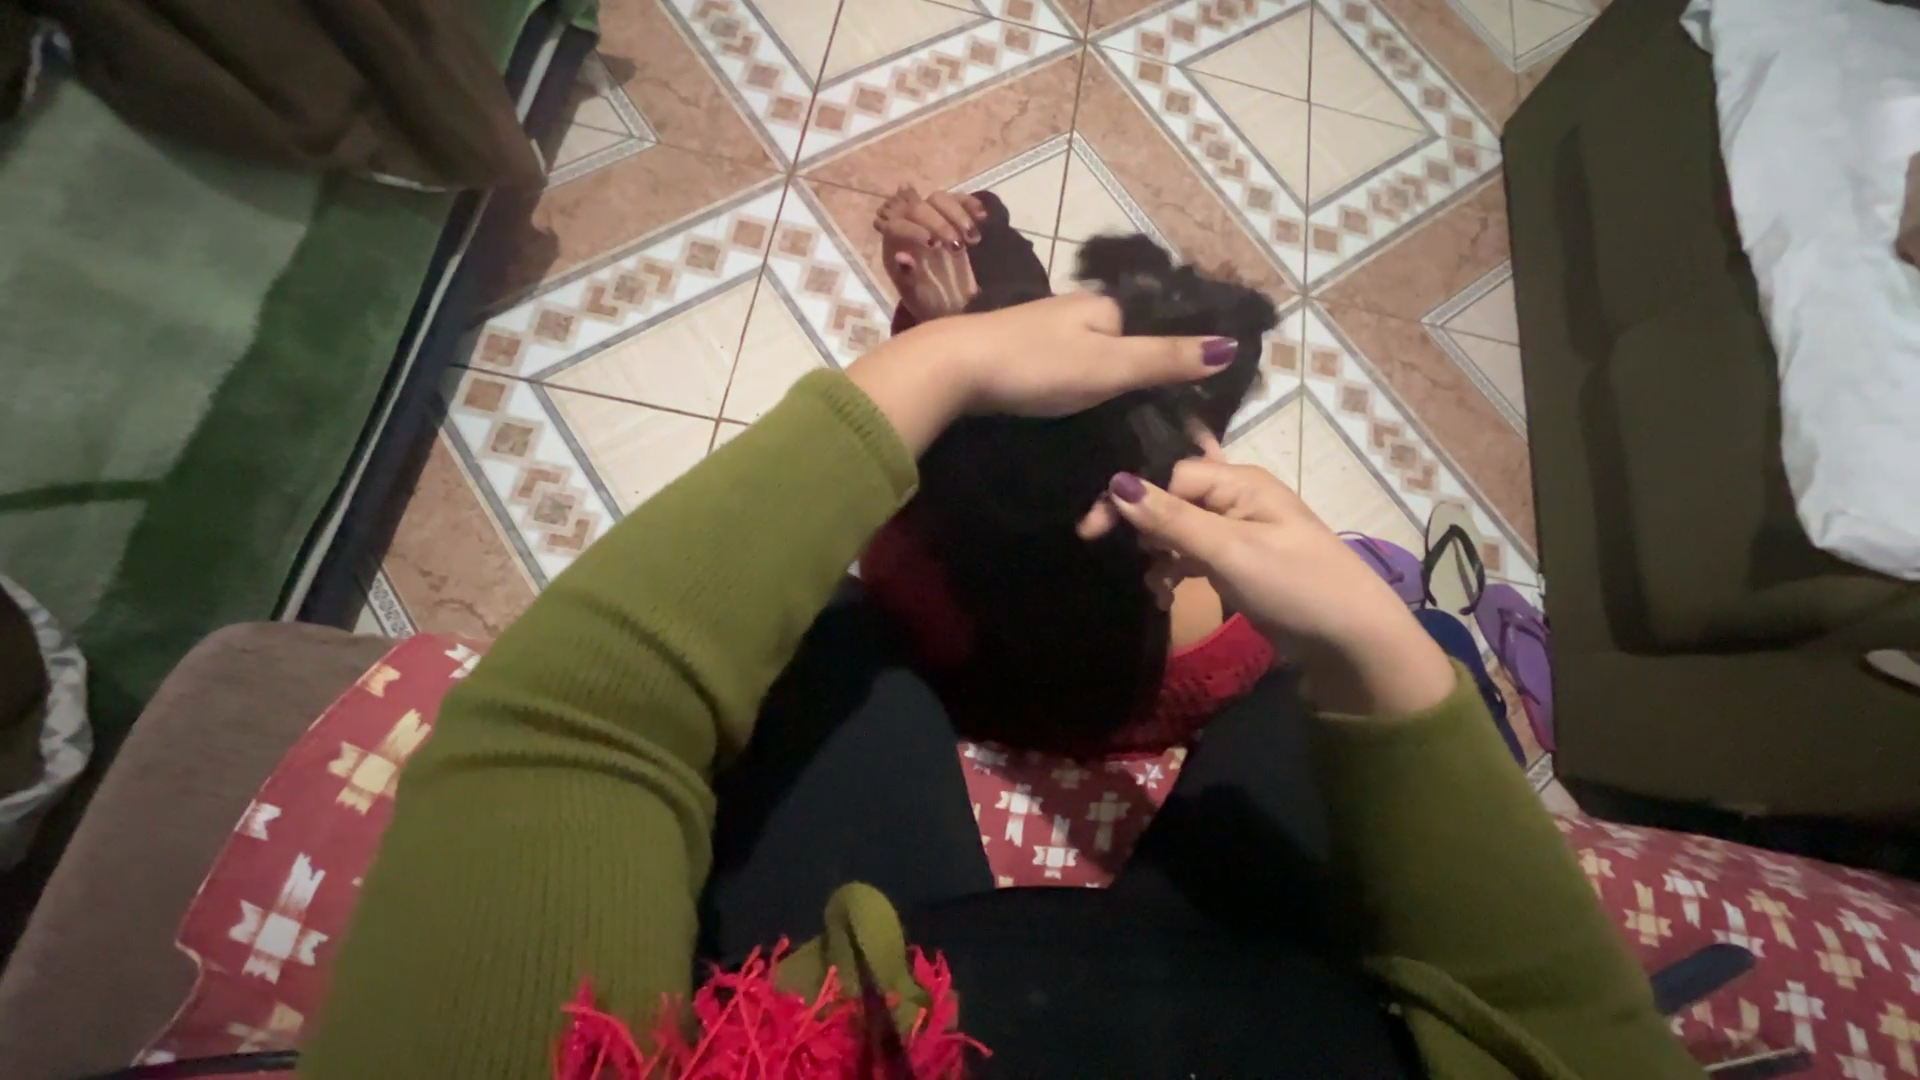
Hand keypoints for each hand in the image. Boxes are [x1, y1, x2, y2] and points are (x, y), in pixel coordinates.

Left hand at [843, 291, 1237, 454]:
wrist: (952, 370)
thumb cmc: (1036, 365)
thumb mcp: (1110, 365)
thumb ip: (1166, 359)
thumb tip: (1231, 345)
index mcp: (1104, 309)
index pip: (1153, 342)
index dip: (1169, 383)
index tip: (1174, 429)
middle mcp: (1075, 314)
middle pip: (1120, 356)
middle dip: (1132, 396)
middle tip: (1135, 444)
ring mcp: (1043, 333)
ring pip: (1088, 370)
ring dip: (1099, 403)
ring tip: (1105, 443)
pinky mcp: (1016, 357)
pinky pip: (1059, 380)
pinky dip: (1069, 401)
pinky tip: (1067, 423)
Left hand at [875, 186, 983, 320]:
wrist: (949, 308)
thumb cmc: (928, 303)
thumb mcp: (915, 296)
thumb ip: (907, 277)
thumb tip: (901, 256)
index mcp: (895, 243)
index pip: (897, 224)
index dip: (912, 229)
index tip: (932, 245)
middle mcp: (912, 225)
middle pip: (920, 206)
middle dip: (940, 224)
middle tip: (957, 247)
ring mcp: (933, 219)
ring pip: (940, 199)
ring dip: (957, 214)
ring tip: (973, 239)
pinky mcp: (954, 220)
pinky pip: (961, 201)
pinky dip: (972, 205)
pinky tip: (982, 218)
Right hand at [1099, 460, 1456, 713]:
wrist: (1350, 642)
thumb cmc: (1295, 584)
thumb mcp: (1229, 550)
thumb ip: (1171, 518)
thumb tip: (1115, 483)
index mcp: (1239, 482)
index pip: (1168, 475)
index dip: (1131, 497)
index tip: (1093, 529)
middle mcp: (1234, 499)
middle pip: (1169, 498)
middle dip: (1138, 524)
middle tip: (1098, 546)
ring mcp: (1235, 532)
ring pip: (1175, 529)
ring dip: (1154, 552)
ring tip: (1148, 583)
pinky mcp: (1234, 563)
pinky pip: (1189, 555)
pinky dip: (1171, 570)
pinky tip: (1162, 593)